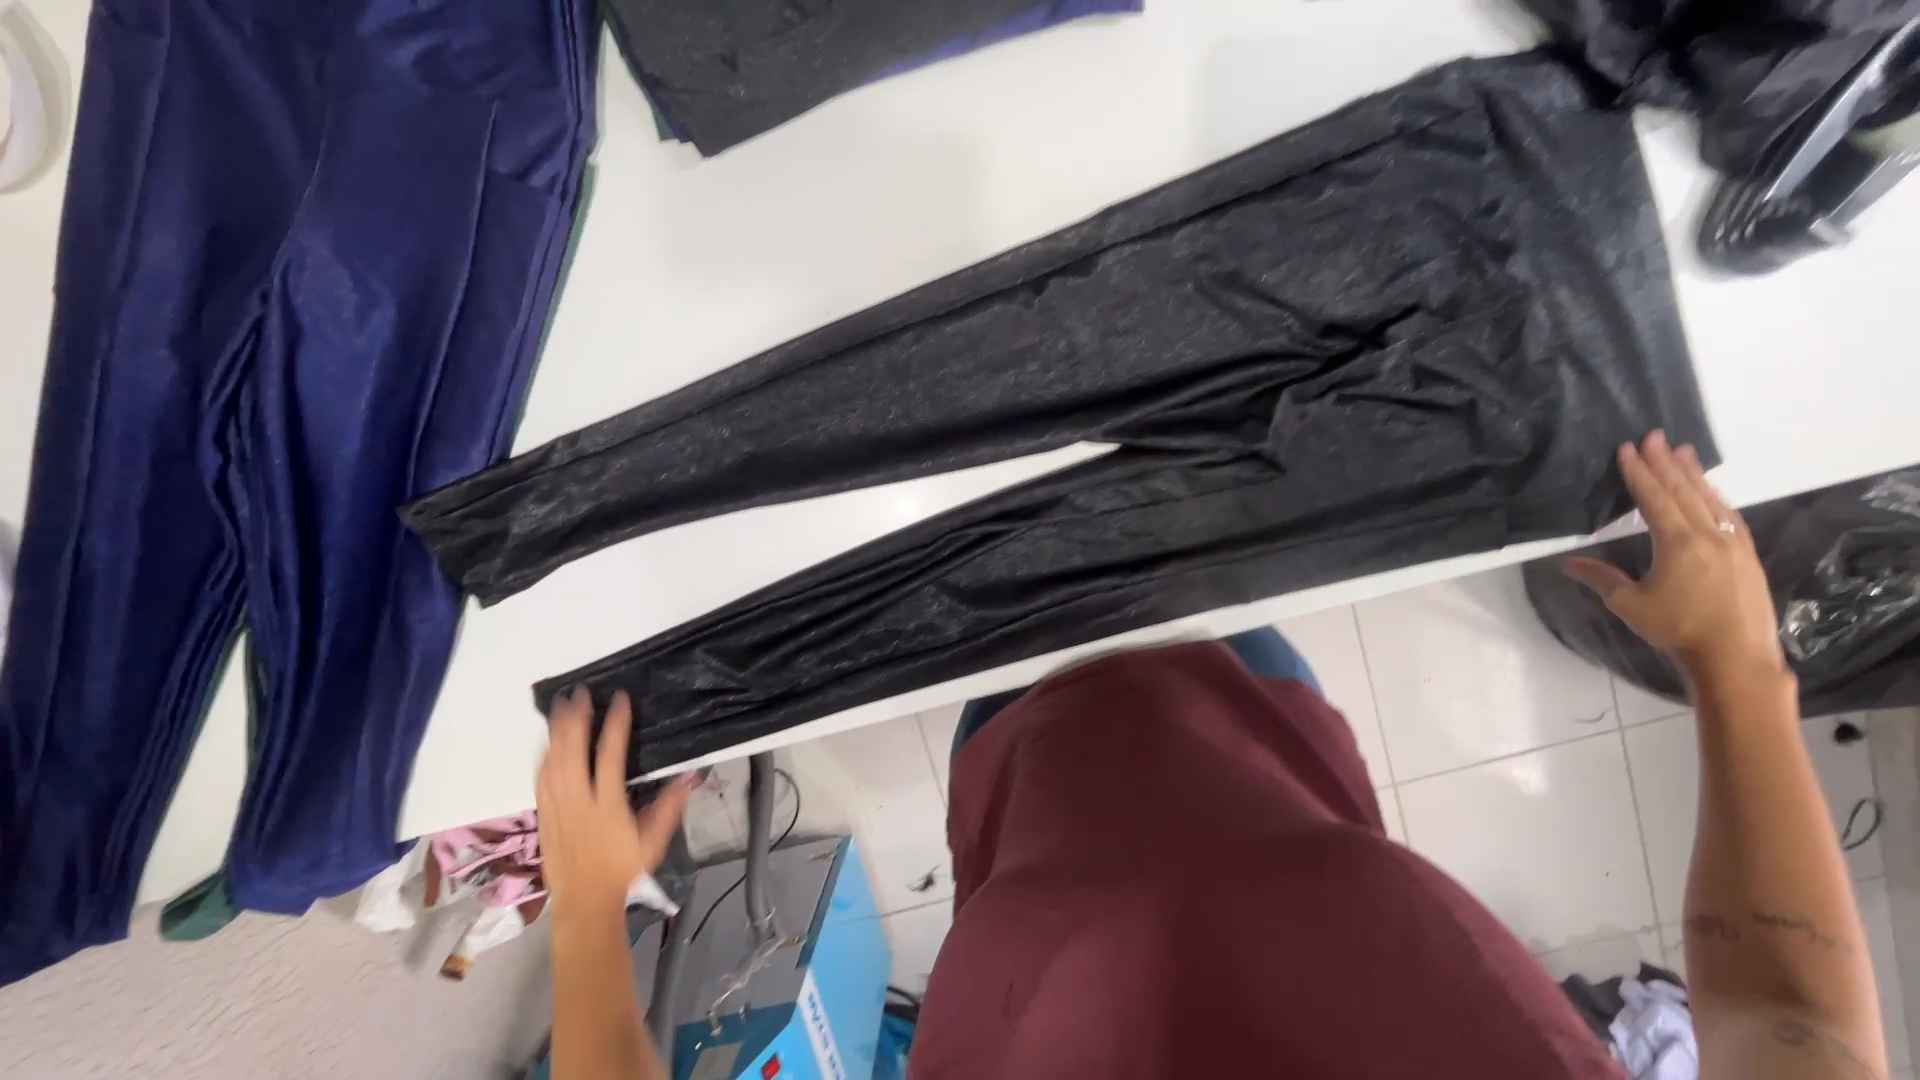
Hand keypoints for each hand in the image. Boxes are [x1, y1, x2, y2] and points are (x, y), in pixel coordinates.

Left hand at [537, 688, 695, 917]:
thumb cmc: (622, 868)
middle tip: (580, 693)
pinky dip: (544, 754)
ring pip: (553, 762)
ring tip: (562, 706)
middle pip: (573, 753)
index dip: (615, 725)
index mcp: (607, 806)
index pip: (610, 756)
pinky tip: (548, 741)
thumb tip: (689, 777)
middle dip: (576, 720)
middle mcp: (579, 802)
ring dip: (557, 732)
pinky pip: (540, 778)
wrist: (584, 900)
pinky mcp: (544, 815)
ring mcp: (558, 808)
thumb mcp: (654, 841)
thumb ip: (669, 807)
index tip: (619, 700)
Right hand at [1562, 432, 1783, 679]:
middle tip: (1656, 436)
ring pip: (1711, 500)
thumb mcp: (1629, 604)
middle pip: (1685, 491)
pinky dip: (1715, 497)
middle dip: (1667, 463)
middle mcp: (1709, 535)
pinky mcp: (1746, 555)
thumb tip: (1567, 563)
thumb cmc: (1677, 628)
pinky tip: (1711, 493)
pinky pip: (1729, 516)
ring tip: (1684, 452)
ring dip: (1694, 475)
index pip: (1655, 499)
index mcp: (1679, 542)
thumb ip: (1602, 578)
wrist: (1736, 654)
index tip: (1628, 448)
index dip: (1639, 473)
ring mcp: (1733, 544)